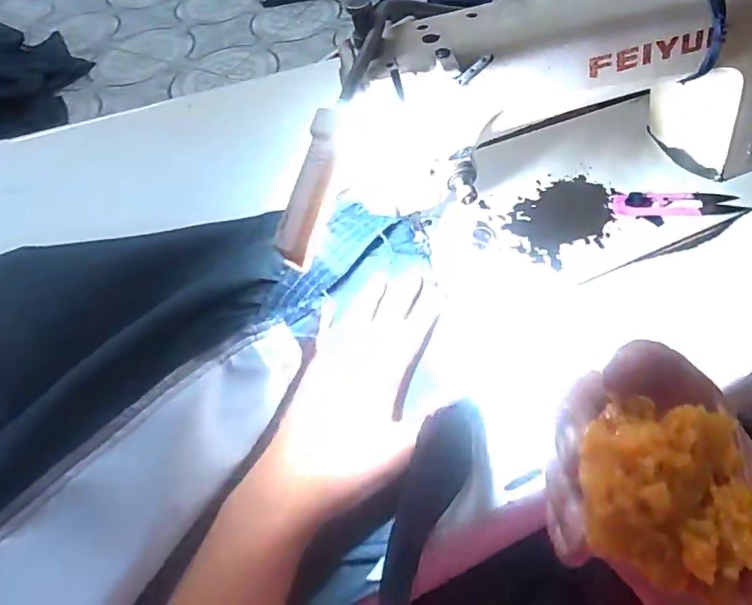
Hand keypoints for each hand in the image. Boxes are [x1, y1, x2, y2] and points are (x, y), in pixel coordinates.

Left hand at [232, 270, 440, 532]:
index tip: (441, 287)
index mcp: (383, 374)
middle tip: (417, 268)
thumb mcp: (397, 450)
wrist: (289, 482)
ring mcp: (332, 360)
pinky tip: (329, 304)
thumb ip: (427, 419)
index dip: (427, 310)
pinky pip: (325, 334)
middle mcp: (358, 358)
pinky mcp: (311, 370)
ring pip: (355, 318)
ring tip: (382, 274)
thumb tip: (461, 388)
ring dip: (370, 295)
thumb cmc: (349, 468)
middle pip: (385, 317)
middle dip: (403, 293)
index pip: (410, 333)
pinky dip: (329, 317)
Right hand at [546, 341, 751, 604]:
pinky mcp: (603, 509)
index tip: (615, 377)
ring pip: (569, 441)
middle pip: (595, 393)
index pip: (660, 365)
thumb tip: (751, 563)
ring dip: (563, 475)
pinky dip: (559, 517)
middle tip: (575, 459)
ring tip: (580, 529)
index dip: (635, 361)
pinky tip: (573, 550)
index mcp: (694, 409)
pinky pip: (563, 497)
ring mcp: (619, 466)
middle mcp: (647, 425)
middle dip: (577, 418)